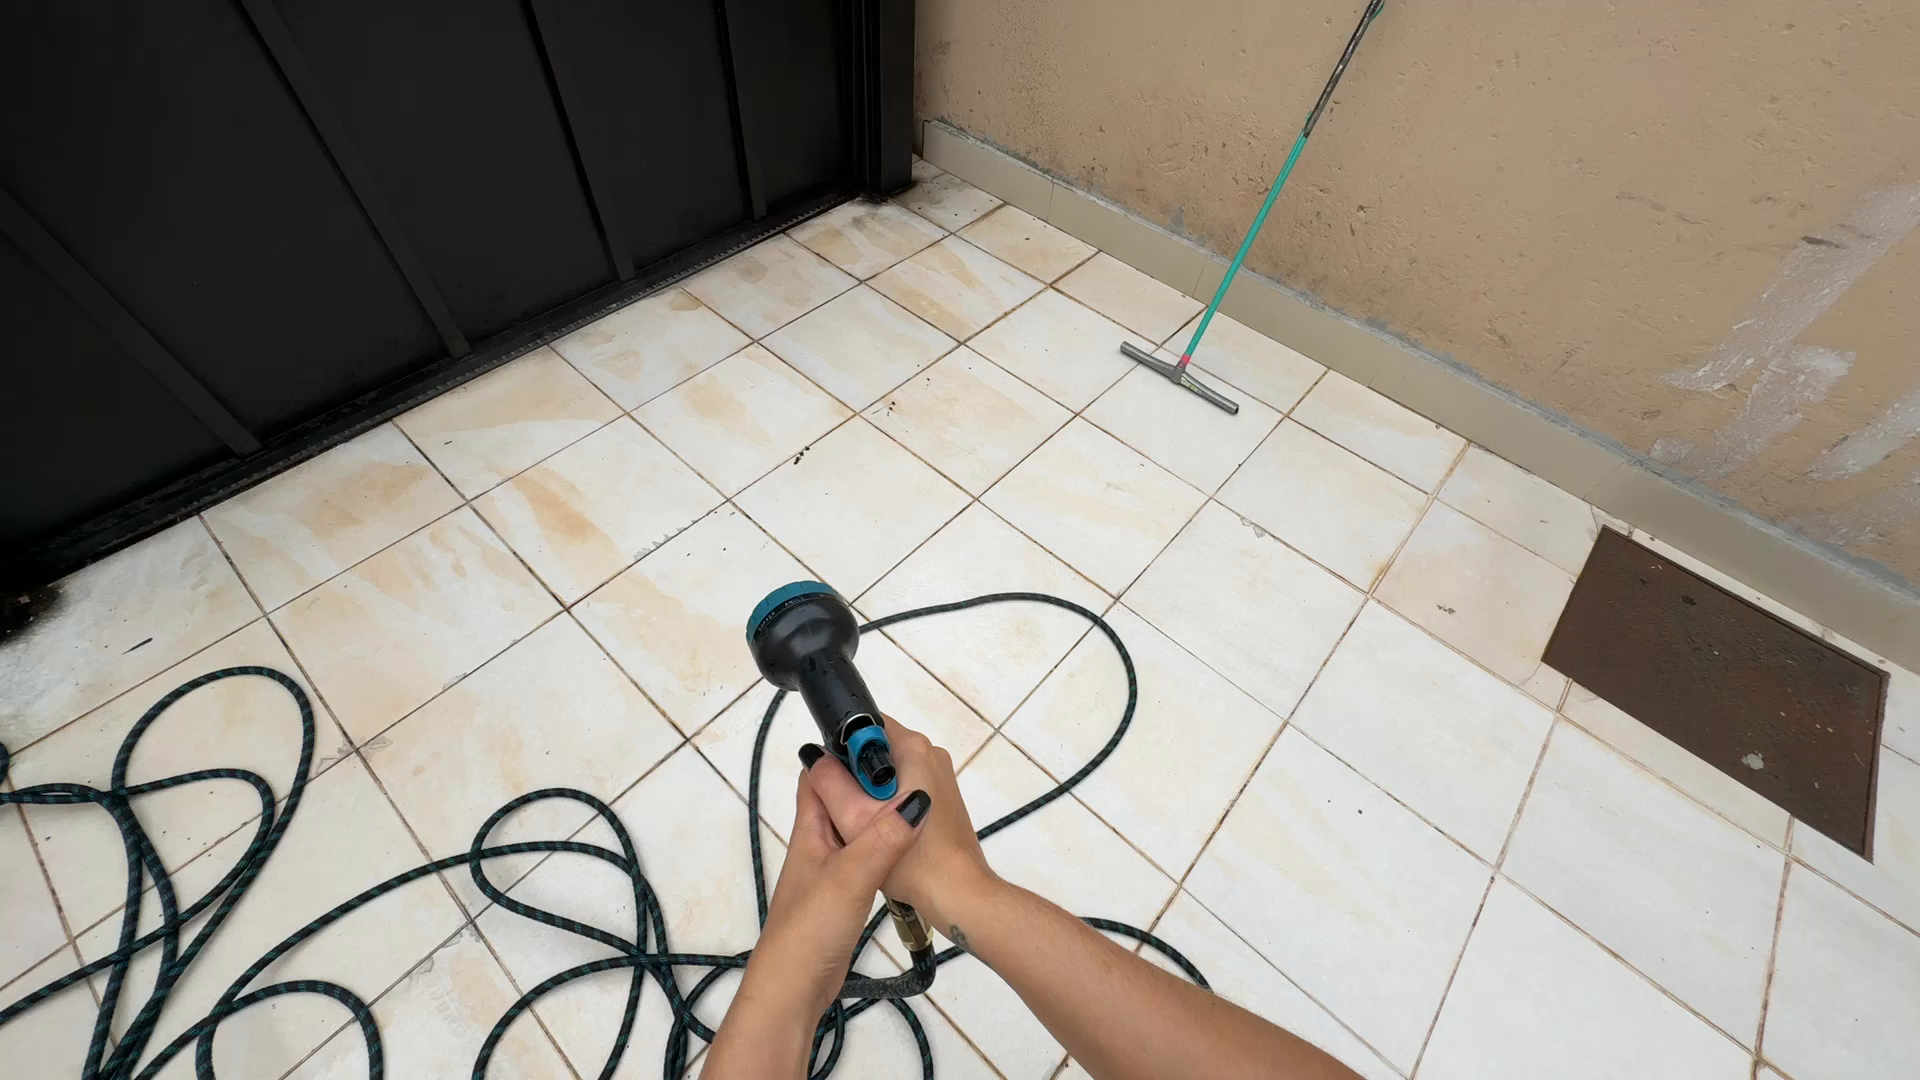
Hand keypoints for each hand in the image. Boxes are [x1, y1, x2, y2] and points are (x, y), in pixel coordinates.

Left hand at [741, 765, 927, 1021]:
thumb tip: (919, 799)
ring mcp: (830, 870)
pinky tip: (904, 849)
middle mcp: (818, 843)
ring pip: (856, 829)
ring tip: (913, 801)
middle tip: (907, 768)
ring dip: (877, 814)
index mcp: (810, 829)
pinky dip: (883, 846)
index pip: (819, 775)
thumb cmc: (810, 928)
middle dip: (867, 781)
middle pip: (841, 800)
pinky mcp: (843, 894)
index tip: (878, 738)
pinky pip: (865, 857)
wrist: (792, 993)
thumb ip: (884, 839)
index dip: (841, 753)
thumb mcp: (850, 876)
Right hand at [802, 715, 997, 934]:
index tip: (831, 777)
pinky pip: (906, 788)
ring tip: (860, 825)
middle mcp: (931, 754)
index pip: (868, 726)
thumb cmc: (909, 855)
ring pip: (891, 773)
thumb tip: (813, 757)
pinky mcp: (943, 799)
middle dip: (855, 774)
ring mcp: (940, 777)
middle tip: (841, 807)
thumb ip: (829, 784)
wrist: (956, 892)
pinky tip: (880, 832)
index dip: (842, 746)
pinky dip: (889, 804)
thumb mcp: (855, 818)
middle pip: (879, 750)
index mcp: (915, 748)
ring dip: (871, 793)